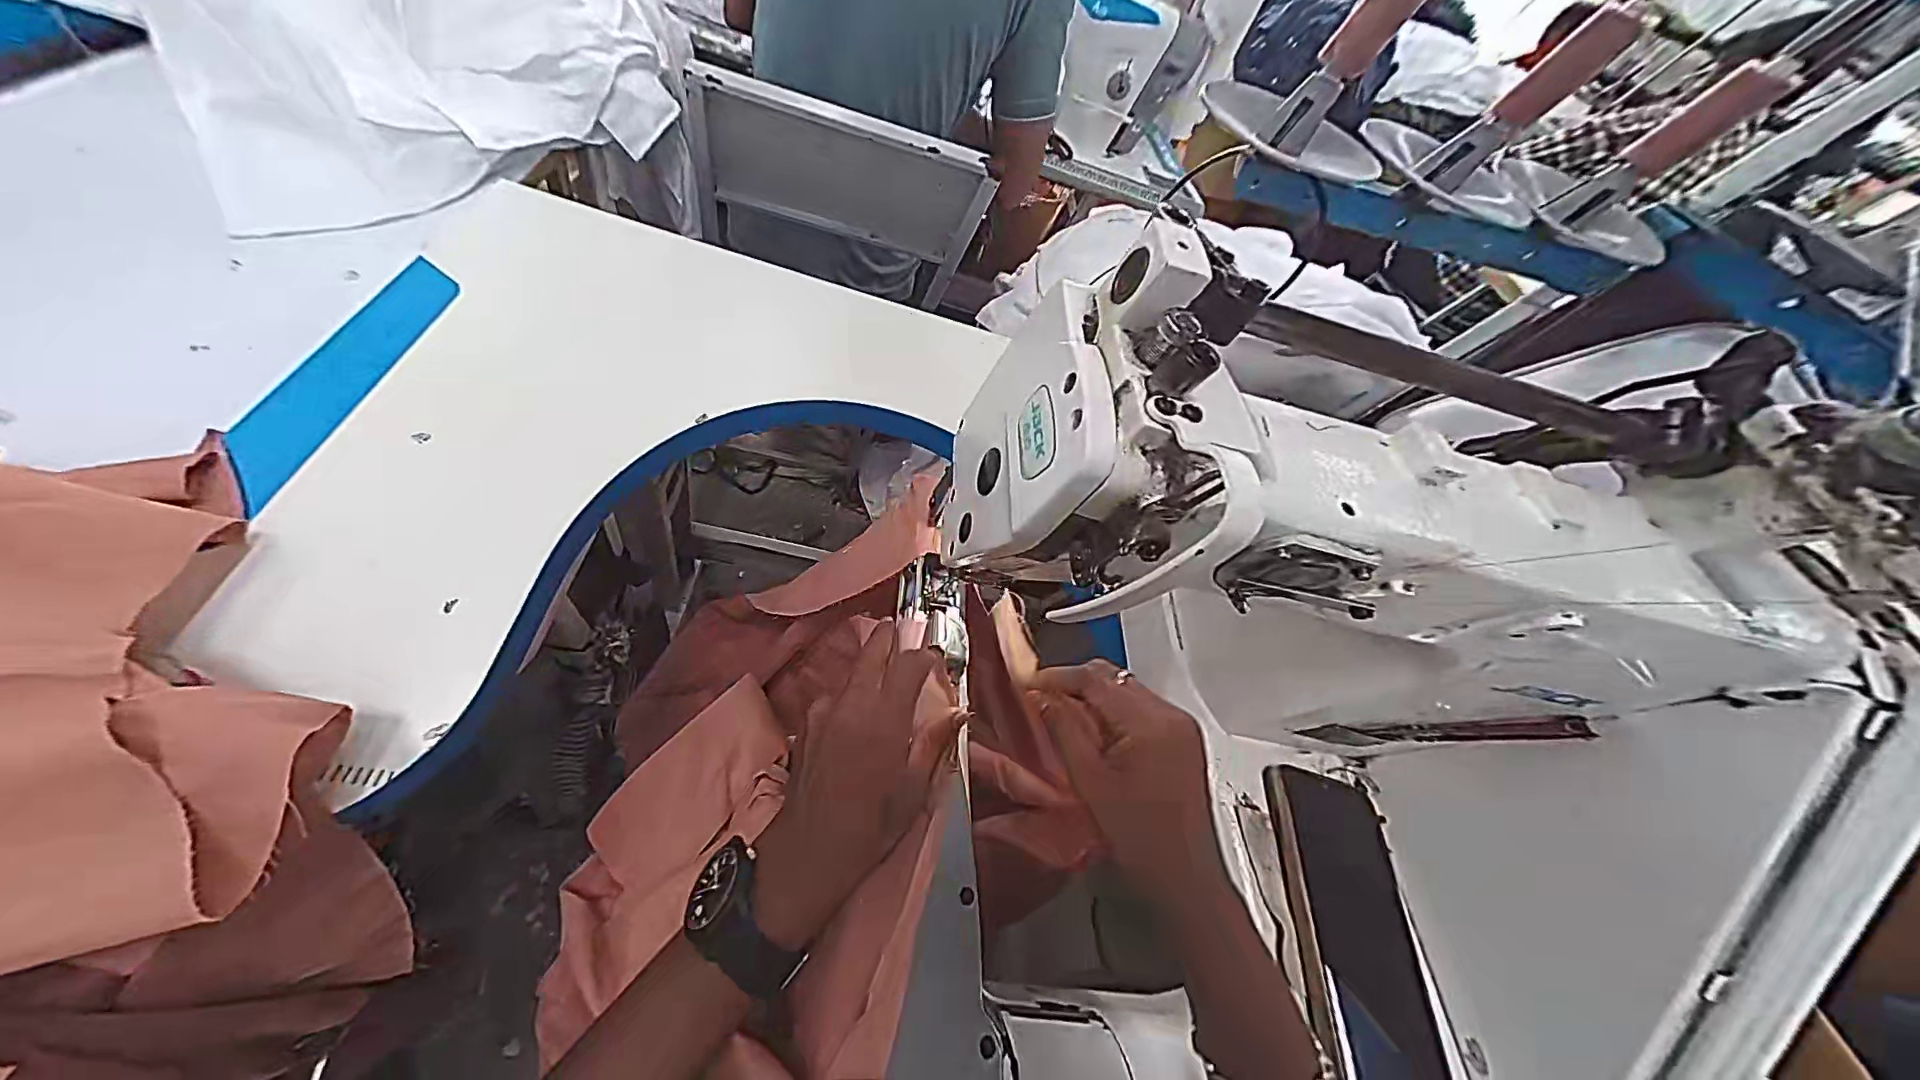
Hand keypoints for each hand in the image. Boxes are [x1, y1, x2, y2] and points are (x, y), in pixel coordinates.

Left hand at [754, 620, 962, 949]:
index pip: (909, 664)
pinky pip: (834, 694)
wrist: (809, 847)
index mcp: (885, 716)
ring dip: (868, 663)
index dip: (925, 654)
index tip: (936, 657)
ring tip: (882, 671)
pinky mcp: (807, 721)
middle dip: (889, 636)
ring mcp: (825, 709)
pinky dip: (849, 691)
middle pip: (872, 650)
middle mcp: (853, 702)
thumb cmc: (871, 823)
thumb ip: (935, 742)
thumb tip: (959, 712)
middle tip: (901, 630)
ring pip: (851, 670)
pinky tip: (855, 710)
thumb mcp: (914, 788)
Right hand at [1030, 661, 1223, 906]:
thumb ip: (1063, 730)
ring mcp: (1181, 727)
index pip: (1095, 678)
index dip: (1058, 677)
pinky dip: (1116, 712)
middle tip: (1044, 698)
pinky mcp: (1184, 739)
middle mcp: (1170, 717)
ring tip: (1067, 718)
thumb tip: (1043, 698)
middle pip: (1113, 678)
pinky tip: (1098, 734)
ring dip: (1096, 697)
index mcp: (1148, 724)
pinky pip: (1142, 708)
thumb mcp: (1089, 782)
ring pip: (1127, 689)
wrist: (1187, 876)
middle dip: (1076, 683)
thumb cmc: (1144, 840)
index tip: (1033, 683)